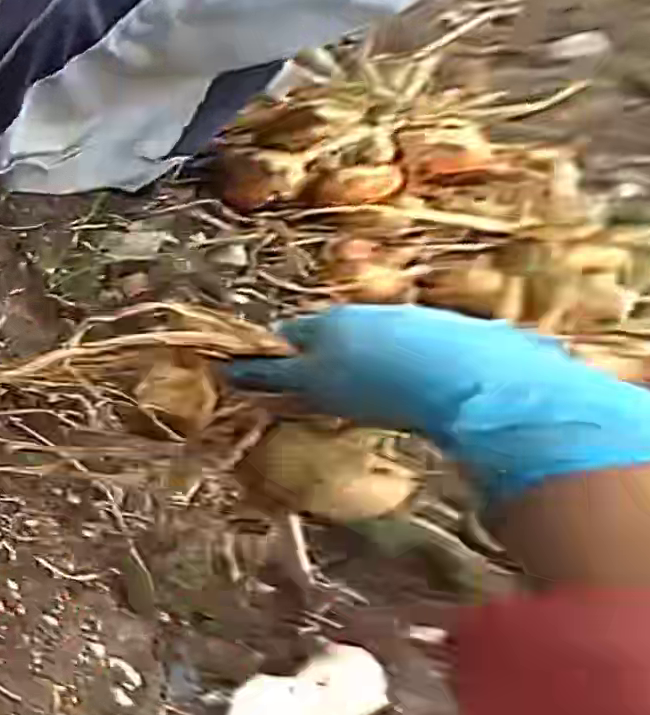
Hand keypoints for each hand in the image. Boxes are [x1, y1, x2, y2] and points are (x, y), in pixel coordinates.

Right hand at [225, 305, 649, 503]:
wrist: (490, 389)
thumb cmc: (379, 385)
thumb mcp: (309, 386)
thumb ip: (265, 377)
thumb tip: (224, 369)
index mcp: (326, 321)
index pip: (282, 336)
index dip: (274, 361)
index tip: (274, 384)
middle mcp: (370, 312)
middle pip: (332, 339)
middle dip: (325, 363)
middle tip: (324, 397)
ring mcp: (422, 320)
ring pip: (380, 344)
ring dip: (371, 366)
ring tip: (378, 401)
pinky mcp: (470, 337)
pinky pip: (427, 353)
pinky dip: (417, 371)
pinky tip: (424, 397)